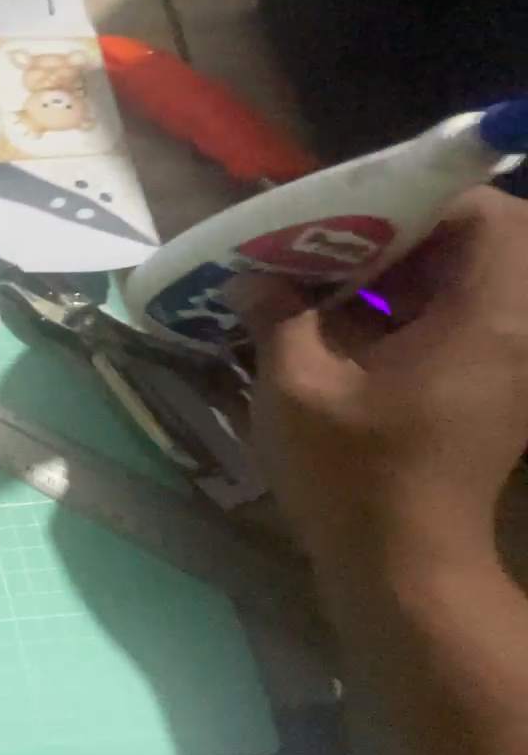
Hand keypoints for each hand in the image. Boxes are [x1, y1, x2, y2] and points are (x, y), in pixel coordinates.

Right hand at [249, 188, 527, 567]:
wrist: (399, 552)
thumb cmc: (349, 467)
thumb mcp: (295, 387)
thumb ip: (278, 320)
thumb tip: (253, 279)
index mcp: (486, 319)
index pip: (488, 218)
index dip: (417, 202)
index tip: (341, 216)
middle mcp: (513, 328)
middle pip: (480, 244)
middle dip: (397, 234)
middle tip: (318, 247)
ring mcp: (501, 358)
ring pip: (463, 281)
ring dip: (392, 271)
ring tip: (314, 282)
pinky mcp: (482, 383)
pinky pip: (451, 318)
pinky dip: (397, 307)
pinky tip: (333, 325)